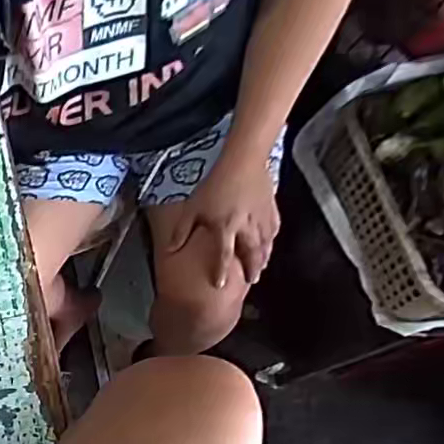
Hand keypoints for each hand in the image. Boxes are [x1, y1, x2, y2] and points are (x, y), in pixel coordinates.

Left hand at [159, 155, 278, 288]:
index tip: (220, 285)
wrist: (243, 158)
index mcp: (224, 227)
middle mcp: (245, 226)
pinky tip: (270, 242)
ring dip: (264, 257)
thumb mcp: (192, 208)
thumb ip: (181, 231)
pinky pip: (273, 227)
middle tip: (252, 281)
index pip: (223, 256)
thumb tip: (170, 250)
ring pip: (265, 242)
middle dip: (251, 268)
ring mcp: (260, 216)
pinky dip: (272, 238)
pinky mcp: (271, 205)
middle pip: (250, 252)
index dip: (221, 271)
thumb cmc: (213, 183)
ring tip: (262, 268)